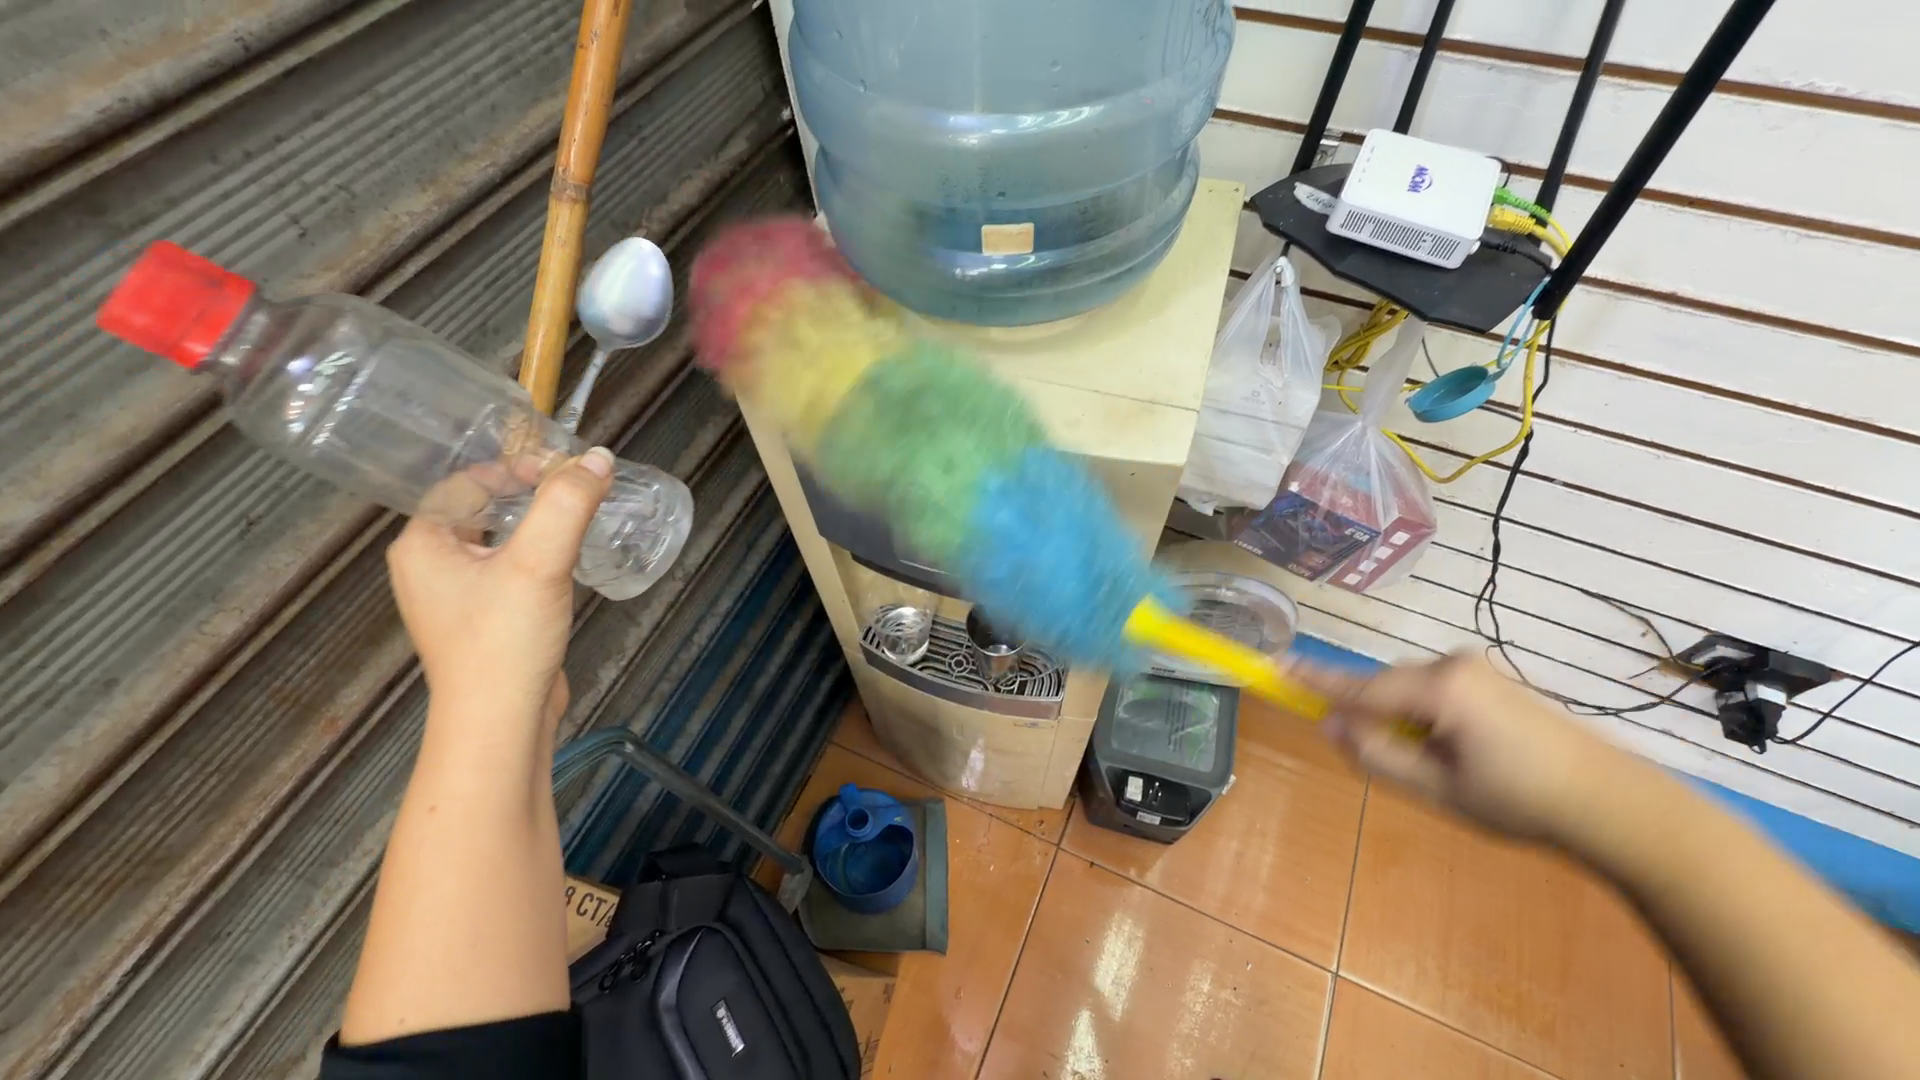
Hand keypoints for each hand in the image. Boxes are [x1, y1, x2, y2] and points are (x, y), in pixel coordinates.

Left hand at [386, 447, 614, 734]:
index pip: (466, 481)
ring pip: (500, 539)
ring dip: (539, 523)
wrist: (503, 721)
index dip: (514, 467)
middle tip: (578, 489)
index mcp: (422, 544)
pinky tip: (572, 559)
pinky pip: (511, 569)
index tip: (564, 470)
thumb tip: (600, 459)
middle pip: (483, 507)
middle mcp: (431, 566)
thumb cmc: (504, 640)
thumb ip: (568, 504)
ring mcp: (458, 596)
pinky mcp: (487, 619)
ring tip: (582, 517)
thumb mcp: (539, 563)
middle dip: (531, 493)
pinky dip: (541, 554)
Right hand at [1300, 652, 1635, 839]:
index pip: (1358, 685)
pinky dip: (1425, 716)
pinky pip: (1435, 691)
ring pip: (1410, 690)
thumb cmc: (1522, 801)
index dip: (1313, 679)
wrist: (1617, 804)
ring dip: (1402, 721)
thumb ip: (1376, 753)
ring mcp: (1478, 670)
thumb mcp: (1438, 788)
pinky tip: (1455, 754)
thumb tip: (1330, 725)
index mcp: (1439, 689)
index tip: (1273, 664)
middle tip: (1381, 760)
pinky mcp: (1493, 681)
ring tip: (1434, 770)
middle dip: (1370, 715)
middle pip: (1385, 685)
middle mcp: (1454, 665)